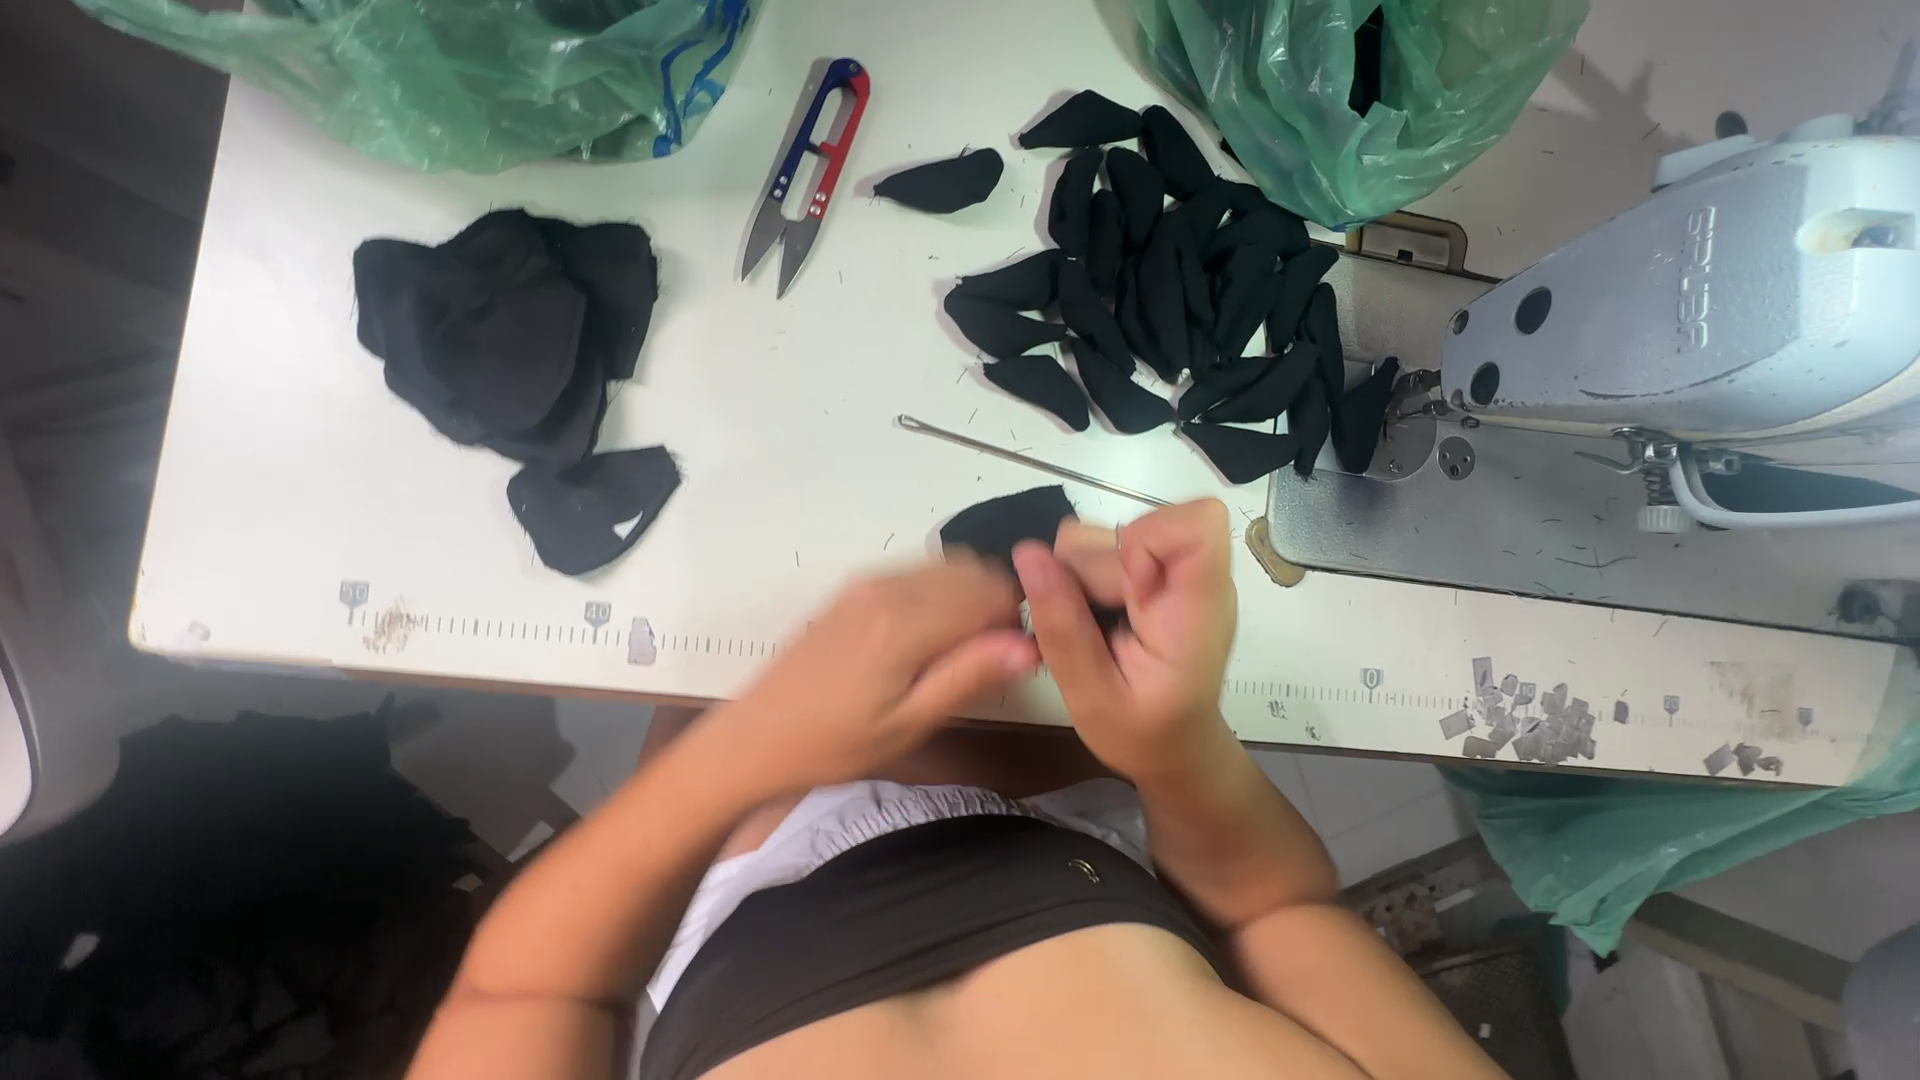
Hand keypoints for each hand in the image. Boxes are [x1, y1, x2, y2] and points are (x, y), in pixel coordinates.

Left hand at [719, 556, 1039, 793]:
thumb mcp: (910, 723)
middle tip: (984, 660)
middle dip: (994, 605)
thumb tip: (1031, 643)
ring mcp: (867, 582)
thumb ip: (970, 676)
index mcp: (905, 621)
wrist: (756, 736)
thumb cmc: (836, 744)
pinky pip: (918, 573)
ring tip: (955, 652)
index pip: (992, 591)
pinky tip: (925, 639)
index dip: (1014, 621)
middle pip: (973, 570)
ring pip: (947, 567)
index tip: (1009, 661)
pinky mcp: (854, 587)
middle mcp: (888, 586)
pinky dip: (940, 594)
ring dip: (968, 597)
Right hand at [1013, 499, 1236, 782]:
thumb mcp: (1092, 699)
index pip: (1198, 525)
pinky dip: (1078, 576)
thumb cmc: (1142, 734)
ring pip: (1105, 534)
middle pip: (1130, 528)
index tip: (1118, 589)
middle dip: (1087, 570)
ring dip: (1076, 574)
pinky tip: (1087, 615)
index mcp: (1197, 609)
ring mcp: (1171, 570)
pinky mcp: (1149, 569)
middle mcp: (1192, 576)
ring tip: (1086, 626)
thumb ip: (1063, 628)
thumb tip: (1027, 554)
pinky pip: (1100, 546)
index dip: (1145, 538)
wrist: (1173, 746)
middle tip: (1085, 628)